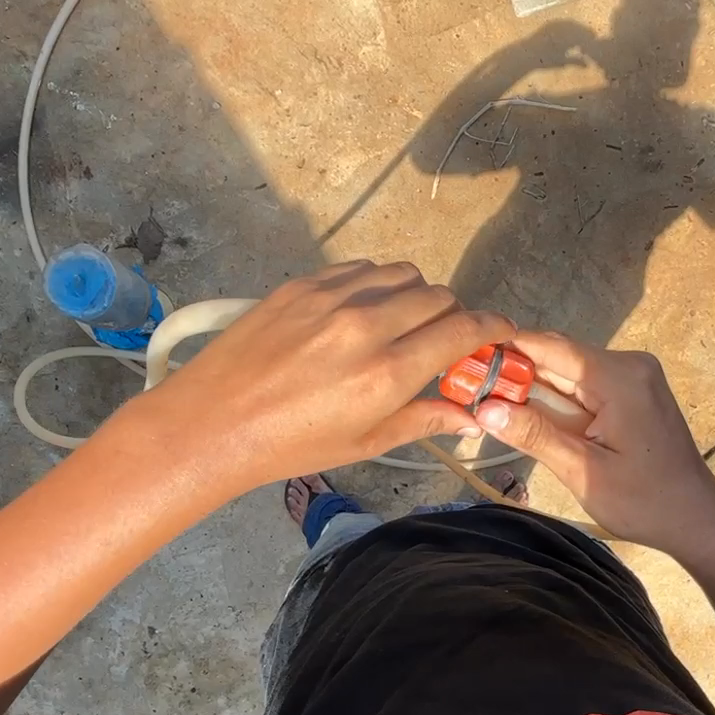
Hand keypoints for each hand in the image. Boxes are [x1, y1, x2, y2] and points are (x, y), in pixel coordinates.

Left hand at [107, 261, 513, 495]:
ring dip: (416, 295)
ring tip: (402, 323)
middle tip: (442, 341)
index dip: (492, 327)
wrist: (213, 423)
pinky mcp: (303, 283)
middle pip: (438, 296)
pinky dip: (377, 284)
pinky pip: (361, 268)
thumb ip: (425, 419)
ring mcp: (332, 297)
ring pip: (403, 274)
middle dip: (453, 316)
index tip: (501, 333)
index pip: (462, 330)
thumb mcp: (365, 442)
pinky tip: (363, 310)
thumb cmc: (293, 445)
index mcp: (388, 372)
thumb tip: (474, 416)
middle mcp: (367, 325)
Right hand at [473, 333, 714, 557]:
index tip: (463, 360)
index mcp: (618, 376)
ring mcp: (633, 377)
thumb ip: (534, 434)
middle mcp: (628, 364)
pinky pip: (584, 387)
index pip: (549, 347)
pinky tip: (531, 419)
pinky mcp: (633, 393)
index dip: (505, 350)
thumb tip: (483, 407)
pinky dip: (558, 402)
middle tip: (468, 392)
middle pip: (557, 358)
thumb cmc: (644, 501)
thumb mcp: (582, 470)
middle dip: (516, 376)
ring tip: (490, 408)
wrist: (696, 519)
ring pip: (568, 374)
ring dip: (534, 392)